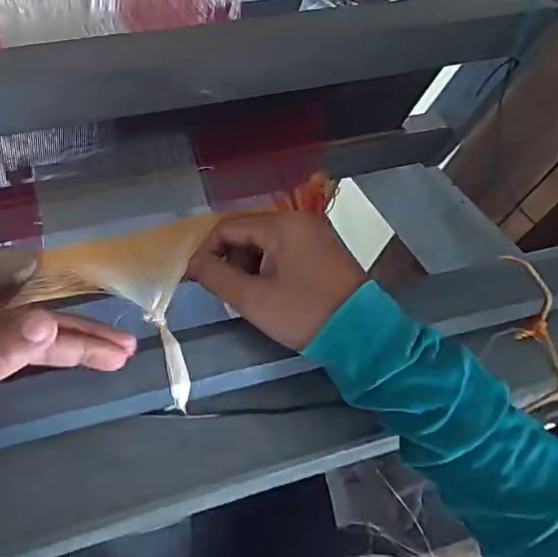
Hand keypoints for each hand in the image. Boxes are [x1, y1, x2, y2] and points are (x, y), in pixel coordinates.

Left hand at [0, 307, 136, 479]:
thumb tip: (44, 320)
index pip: (31, 331)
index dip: (78, 341)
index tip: (121, 351)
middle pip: (25, 331)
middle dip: (75, 339)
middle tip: (123, 350)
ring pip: (9, 343)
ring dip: (53, 348)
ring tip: (94, 353)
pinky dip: (21, 359)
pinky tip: (35, 358)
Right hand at [186, 212, 366, 350]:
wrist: (364, 335)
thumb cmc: (304, 313)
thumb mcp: (252, 298)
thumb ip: (215, 276)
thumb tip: (193, 263)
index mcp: (282, 225)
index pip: (226, 228)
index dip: (206, 252)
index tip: (197, 278)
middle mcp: (299, 220)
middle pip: (245, 232)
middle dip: (227, 260)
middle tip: (223, 290)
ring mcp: (314, 234)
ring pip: (262, 242)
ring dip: (246, 265)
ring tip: (246, 294)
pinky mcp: (323, 250)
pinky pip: (282, 250)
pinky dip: (266, 267)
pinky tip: (267, 291)